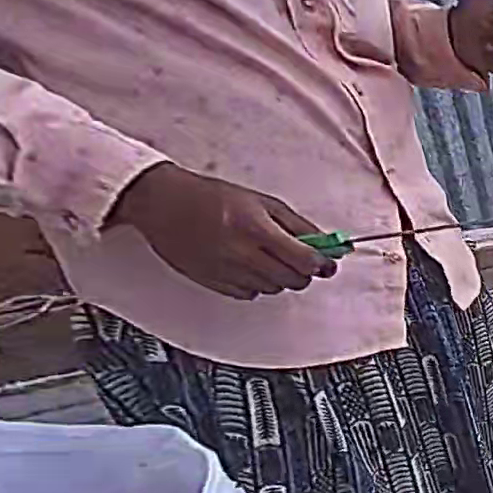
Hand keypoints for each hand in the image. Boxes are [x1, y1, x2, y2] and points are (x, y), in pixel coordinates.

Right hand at [108, 162, 335, 299]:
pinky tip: (248, 266)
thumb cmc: (213, 198)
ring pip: (275, 288)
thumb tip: (332, 246)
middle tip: (298, 259)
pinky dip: (257, 284)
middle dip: (304, 272)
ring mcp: (225, 270)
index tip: (326, 263)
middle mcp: (241, 253)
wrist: (160, 201)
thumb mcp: (265, 203)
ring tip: (267, 257)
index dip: (322, 264)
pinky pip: (251, 294)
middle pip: (295, 280)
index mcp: (257, 229)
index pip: (306, 261)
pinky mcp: (211, 281)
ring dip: (280, 277)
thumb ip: (301, 227)